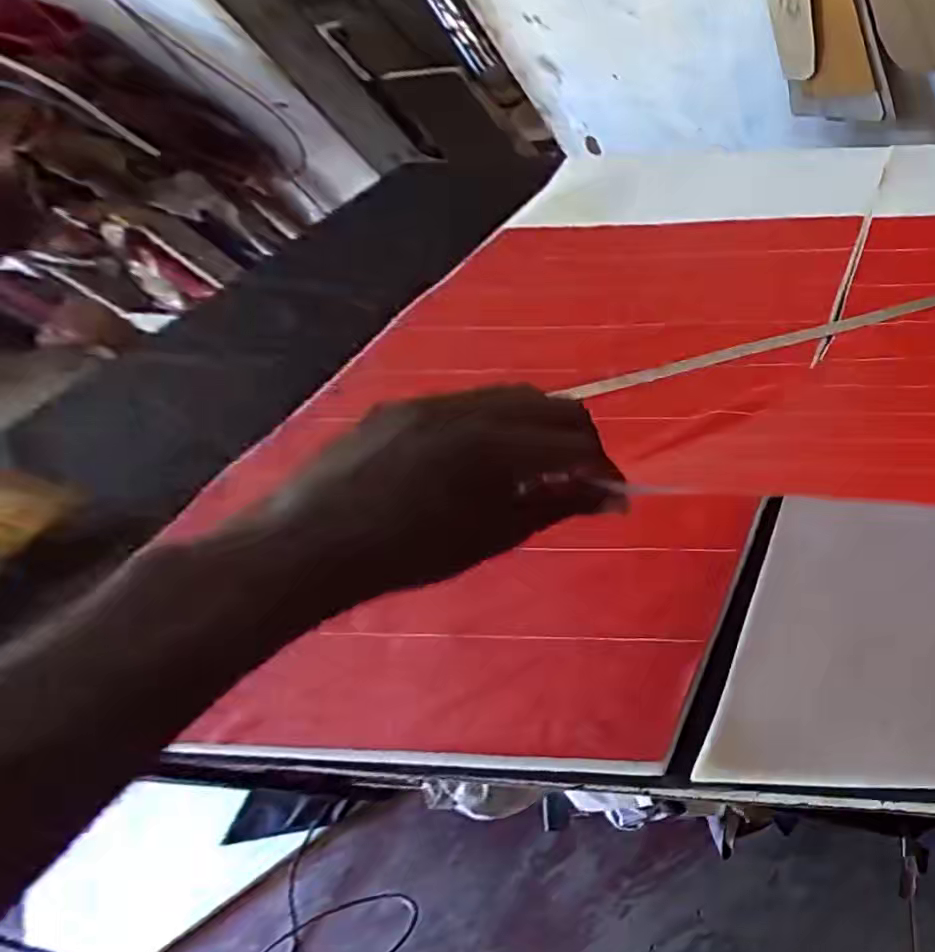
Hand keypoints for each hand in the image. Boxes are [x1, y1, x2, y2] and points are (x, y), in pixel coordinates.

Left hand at [222, 385, 625, 606]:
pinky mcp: (405, 407)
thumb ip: (559, 505)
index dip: (604, 470)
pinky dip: (505, 424)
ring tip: (542, 467)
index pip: (575, 444)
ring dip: (545, 427)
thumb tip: (611, 499)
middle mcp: (465, 410)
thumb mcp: (497, 534)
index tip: (615, 496)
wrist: (302, 549)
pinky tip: (494, 459)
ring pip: (517, 397)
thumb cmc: (409, 554)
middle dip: (583, 441)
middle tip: (585, 478)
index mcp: (490, 447)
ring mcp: (431, 403)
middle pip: (556, 407)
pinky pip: (475, 403)